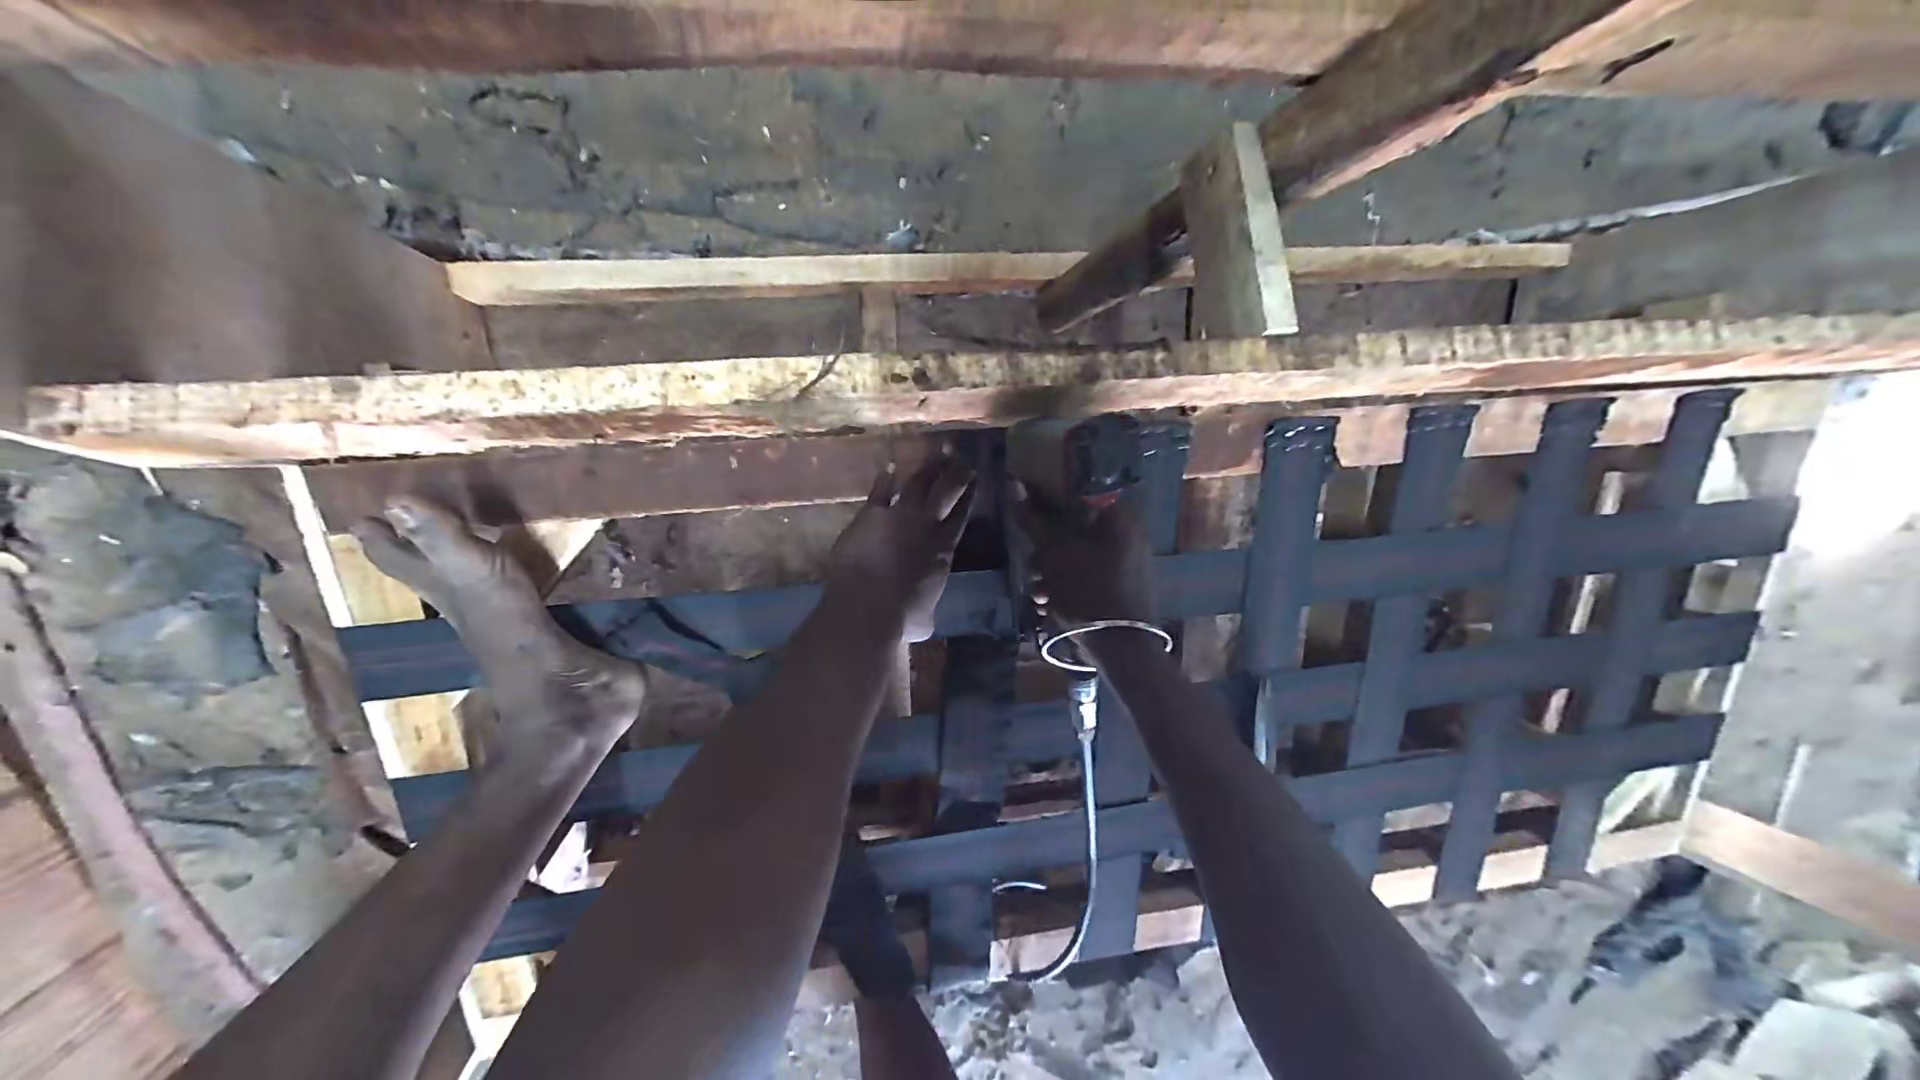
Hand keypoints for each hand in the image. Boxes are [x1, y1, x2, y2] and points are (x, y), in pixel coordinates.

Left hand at [828, 455, 976, 641]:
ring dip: (929, 468)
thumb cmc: (902, 620)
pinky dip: (885, 479)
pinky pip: (880, 492)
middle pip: (946, 493)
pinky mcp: (871, 516)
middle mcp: (927, 529)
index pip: (961, 516)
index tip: (976, 479)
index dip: (969, 497)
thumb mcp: (923, 618)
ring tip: (939, 452)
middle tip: (963, 459)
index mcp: (944, 552)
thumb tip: (924, 619)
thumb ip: (925, 609)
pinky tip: (890, 466)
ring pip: (919, 485)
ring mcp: (900, 518)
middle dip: (956, 474)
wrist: (870, 608)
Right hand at [1010, 484, 1155, 627]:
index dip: (1046, 494)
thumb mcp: (1054, 555)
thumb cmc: (1087, 592)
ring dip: (1052, 569)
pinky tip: (1048, 603)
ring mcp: (1129, 561)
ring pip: (1079, 552)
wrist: (1122, 647)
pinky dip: (1067, 582)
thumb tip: (1014, 487)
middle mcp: (1128, 533)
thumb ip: (1034, 522)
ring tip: (1036, 592)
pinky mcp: (1124, 584)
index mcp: (1117, 518)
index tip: (1024, 505)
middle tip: (1031, 564)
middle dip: (1046, 545)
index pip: (1078, 490)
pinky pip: (1090, 572)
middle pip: (1076, 524)